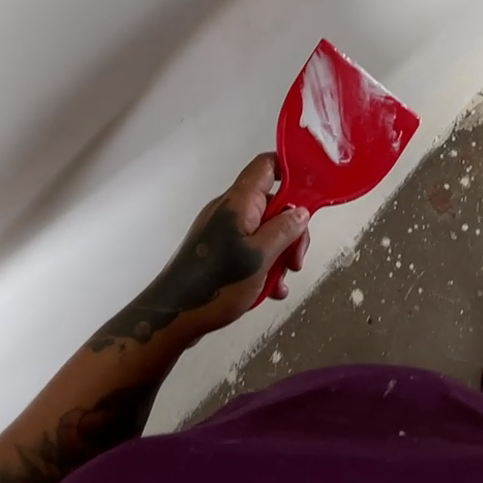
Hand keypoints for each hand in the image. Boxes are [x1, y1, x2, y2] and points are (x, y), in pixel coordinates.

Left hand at [87, 154, 310, 352]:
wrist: (171, 317)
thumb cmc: (217, 283)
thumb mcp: (259, 258)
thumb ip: (284, 230)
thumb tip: (301, 210)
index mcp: (239, 202)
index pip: (267, 165)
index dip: (291, 170)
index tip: (311, 194)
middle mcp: (230, 210)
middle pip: (272, 203)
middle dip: (291, 230)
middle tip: (296, 261)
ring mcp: (222, 231)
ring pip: (264, 230)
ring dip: (279, 254)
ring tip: (281, 283)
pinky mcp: (218, 251)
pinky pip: (249, 248)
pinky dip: (264, 266)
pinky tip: (270, 291)